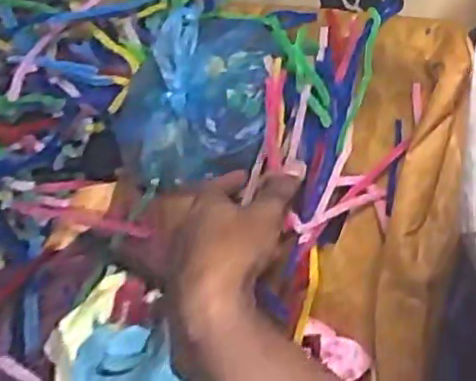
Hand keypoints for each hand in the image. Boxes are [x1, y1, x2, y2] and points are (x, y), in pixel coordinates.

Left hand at [157, 171, 300, 303]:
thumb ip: (280, 189)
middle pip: (213, 211)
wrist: (207, 310)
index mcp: (203, 205)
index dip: (240, 179)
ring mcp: (179, 260)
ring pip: (209, 238)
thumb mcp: (268, 214)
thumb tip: (296, 165)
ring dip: (230, 236)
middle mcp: (185, 228)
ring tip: (254, 237)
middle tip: (258, 207)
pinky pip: (206, 262)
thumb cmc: (238, 249)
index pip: (220, 183)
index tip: (255, 178)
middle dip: (236, 208)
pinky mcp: (179, 288)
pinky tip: (240, 266)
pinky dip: (223, 259)